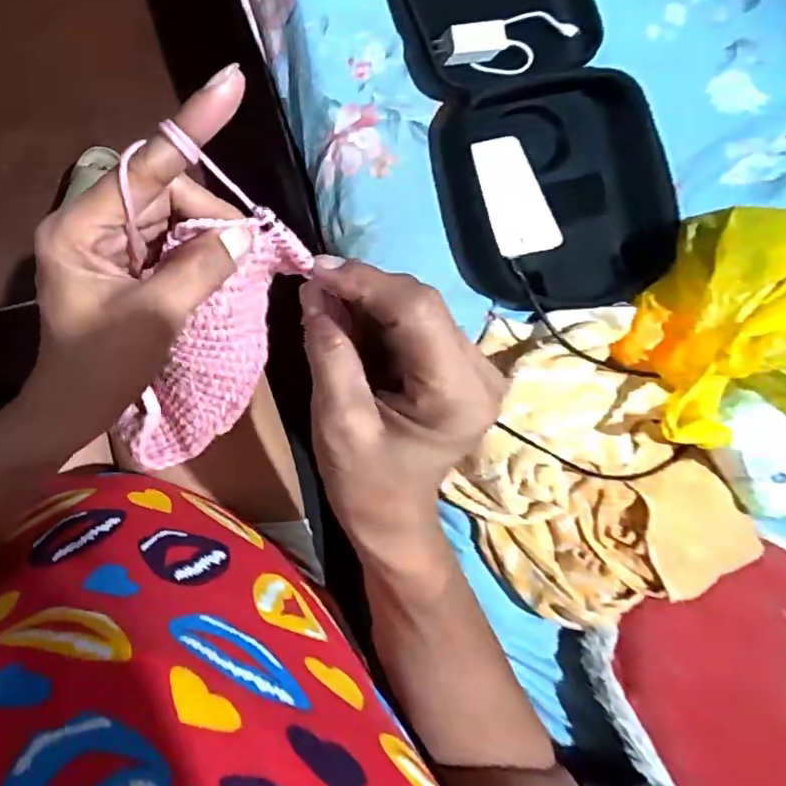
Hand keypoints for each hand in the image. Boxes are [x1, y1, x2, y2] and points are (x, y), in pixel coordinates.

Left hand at [17, 65, 252, 454]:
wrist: (70, 407)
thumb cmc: (100, 367)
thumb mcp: (155, 316)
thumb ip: (201, 266)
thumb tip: (241, 232)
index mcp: (77, 228)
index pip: (143, 168)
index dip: (190, 126)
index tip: (230, 81)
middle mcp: (85, 223)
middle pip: (159, 189)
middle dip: (205, 210)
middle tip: (243, 243)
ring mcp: (100, 240)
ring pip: (167, 211)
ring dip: (203, 229)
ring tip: (231, 259)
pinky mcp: (115, 259)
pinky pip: (163, 235)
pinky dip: (193, 245)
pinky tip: (214, 260)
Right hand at [300, 260, 504, 563]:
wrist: (391, 517)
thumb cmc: (364, 480)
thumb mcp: (338, 421)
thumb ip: (330, 355)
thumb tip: (313, 294)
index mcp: (457, 391)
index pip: (416, 310)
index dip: (363, 281)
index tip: (312, 269)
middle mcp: (477, 369)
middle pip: (419, 301)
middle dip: (360, 284)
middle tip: (308, 281)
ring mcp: (468, 364)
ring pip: (413, 304)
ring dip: (362, 295)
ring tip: (317, 296)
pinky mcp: (449, 363)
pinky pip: (408, 320)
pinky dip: (369, 311)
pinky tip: (338, 313)